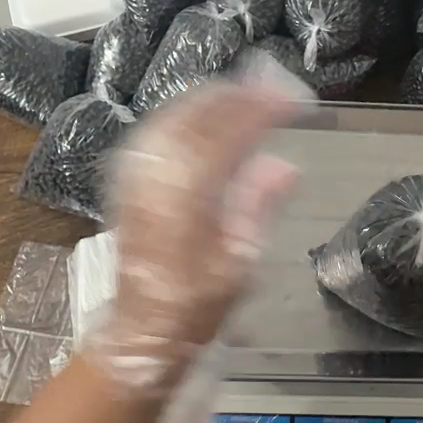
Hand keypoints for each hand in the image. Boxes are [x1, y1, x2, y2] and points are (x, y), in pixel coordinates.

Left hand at [87, 62, 308, 393]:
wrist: (137, 330)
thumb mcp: (239, 265)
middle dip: (241, 94)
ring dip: (215, 99)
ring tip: (249, 96)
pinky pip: (160, 127)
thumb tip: (286, 164)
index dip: (263, 106)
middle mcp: (157, 171)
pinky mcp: (127, 177)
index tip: (295, 99)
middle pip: (200, 112)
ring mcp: (135, 171)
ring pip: (177, 113)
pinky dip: (189, 113)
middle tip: (277, 91)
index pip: (230, 130)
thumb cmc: (195, 304)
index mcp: (187, 193)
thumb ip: (258, 207)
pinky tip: (208, 116)